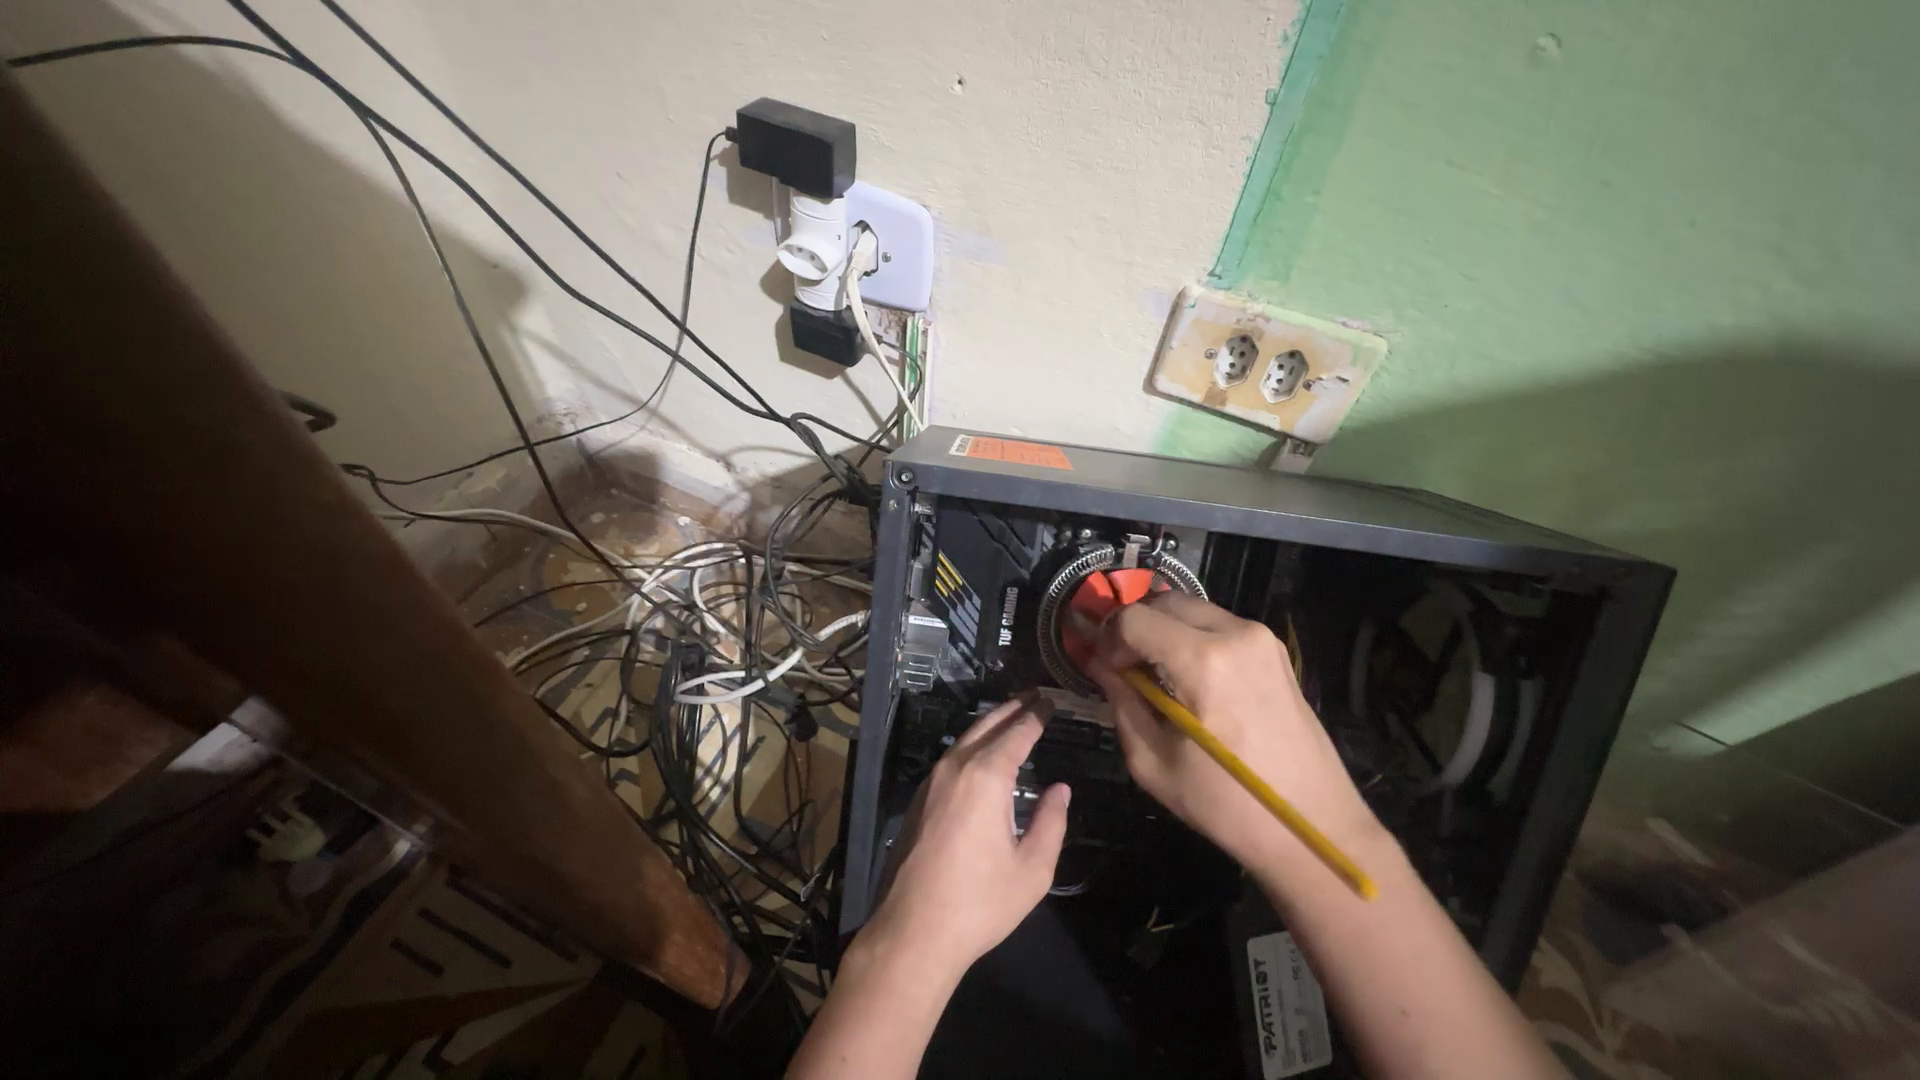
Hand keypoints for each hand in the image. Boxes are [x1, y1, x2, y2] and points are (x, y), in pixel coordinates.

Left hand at [859, 699, 1068, 978]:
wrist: (913, 931)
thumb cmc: (980, 902)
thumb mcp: (1032, 869)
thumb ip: (1051, 822)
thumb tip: (1059, 789)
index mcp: (986, 777)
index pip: (1018, 733)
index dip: (1037, 715)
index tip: (1052, 700)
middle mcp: (955, 768)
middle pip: (987, 725)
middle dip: (1013, 708)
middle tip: (1035, 695)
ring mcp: (931, 782)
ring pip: (965, 739)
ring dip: (990, 724)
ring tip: (1012, 717)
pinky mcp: (918, 800)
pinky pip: (951, 758)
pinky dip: (972, 745)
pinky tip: (982, 755)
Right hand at [1087, 592, 1380, 871]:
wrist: (1313, 826)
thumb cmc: (1226, 804)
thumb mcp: (1153, 762)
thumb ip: (1120, 701)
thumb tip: (1097, 663)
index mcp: (1203, 661)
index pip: (1134, 618)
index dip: (1109, 639)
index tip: (1106, 669)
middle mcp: (1235, 634)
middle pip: (1163, 602)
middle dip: (1134, 628)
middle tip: (1125, 667)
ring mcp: (1261, 638)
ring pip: (1192, 609)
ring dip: (1164, 630)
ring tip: (1157, 675)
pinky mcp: (1275, 649)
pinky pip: (1218, 624)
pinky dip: (1192, 637)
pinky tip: (1191, 680)